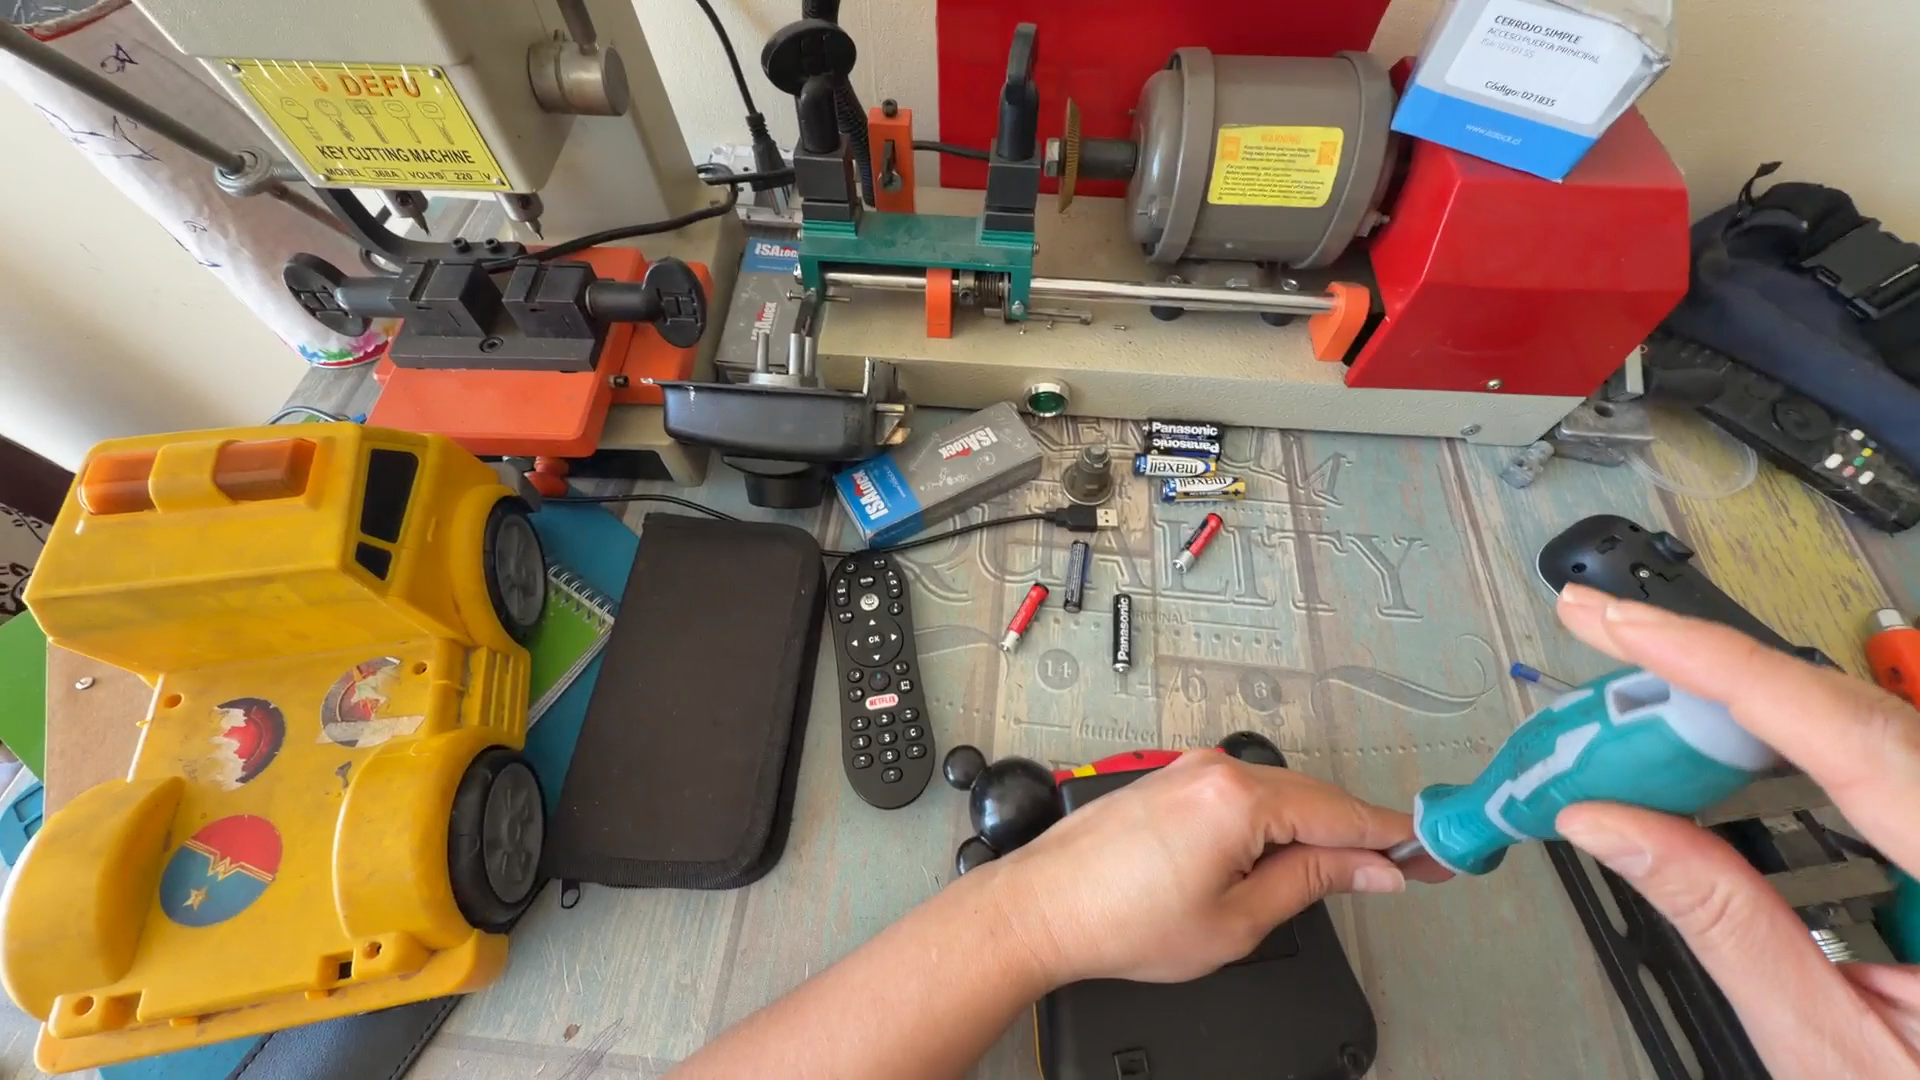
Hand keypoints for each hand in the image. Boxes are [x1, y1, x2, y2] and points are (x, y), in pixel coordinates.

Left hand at [977, 751, 1445, 986]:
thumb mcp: (1237, 919)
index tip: (1437, 854)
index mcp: (1238, 798)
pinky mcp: (1171, 778)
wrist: (1046, 904)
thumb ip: (1310, 882)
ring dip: (1316, 827)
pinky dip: (1276, 818)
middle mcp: (1214, 769)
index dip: (1396, 837)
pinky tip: (1289, 848)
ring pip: (1278, 793)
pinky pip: (1243, 791)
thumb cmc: (1125, 919)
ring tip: (1351, 869)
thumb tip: (1369, 868)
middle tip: (1403, 871)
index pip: (1342, 813)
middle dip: (1359, 834)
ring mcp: (1188, 769)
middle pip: (1312, 797)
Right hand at [1553, 584, 1919, 1076]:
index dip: (1720, 666)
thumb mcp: (1840, 1055)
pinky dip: (1782, 732)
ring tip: (1637, 693)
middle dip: (1709, 671)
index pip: (1856, 741)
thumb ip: (1726, 924)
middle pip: (1857, 717)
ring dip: (1735, 698)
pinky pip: (1881, 757)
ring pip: (1868, 726)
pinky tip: (1715, 731)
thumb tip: (1603, 822)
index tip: (1615, 622)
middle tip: (1601, 637)